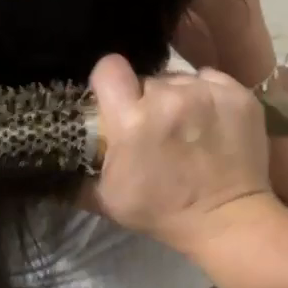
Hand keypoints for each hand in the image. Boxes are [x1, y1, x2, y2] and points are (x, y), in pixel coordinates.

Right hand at [87, 54, 275, 250]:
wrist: (225, 219)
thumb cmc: (161, 212)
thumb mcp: (107, 200)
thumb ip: (77, 175)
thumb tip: (49, 166)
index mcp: (132, 121)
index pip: (109, 68)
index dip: (107, 82)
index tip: (113, 100)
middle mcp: (169, 97)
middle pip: (146, 79)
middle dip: (144, 100)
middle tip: (152, 129)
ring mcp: (208, 93)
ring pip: (179, 80)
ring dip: (176, 99)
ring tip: (184, 129)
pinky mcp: (238, 94)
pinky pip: (210, 81)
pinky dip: (206, 98)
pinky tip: (207, 124)